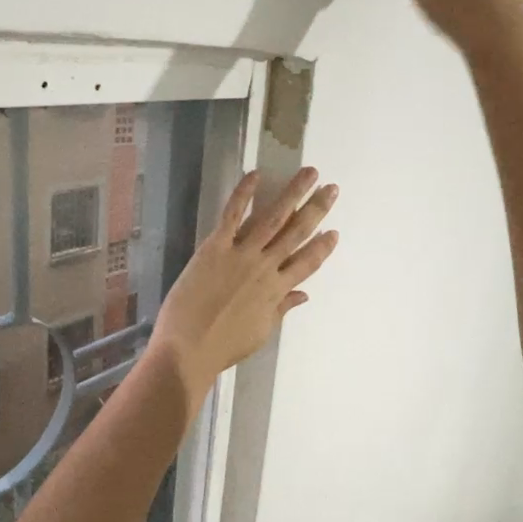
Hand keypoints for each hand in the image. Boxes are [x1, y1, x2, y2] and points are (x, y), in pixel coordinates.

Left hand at [148, 169, 338, 406]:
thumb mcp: (260, 332)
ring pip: (273, 218)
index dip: (323, 247)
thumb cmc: (223, 347)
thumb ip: (281, 309)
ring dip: (293, 193)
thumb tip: (303, 295)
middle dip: (317, 210)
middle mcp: (265, 268)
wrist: (188, 348)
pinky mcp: (215, 248)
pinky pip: (232, 215)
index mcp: (277, 291)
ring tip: (310, 173)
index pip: (308, 263)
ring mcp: (241, 255)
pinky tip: (257, 175)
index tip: (334, 231)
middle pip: (296, 233)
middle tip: (332, 189)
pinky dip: (244, 194)